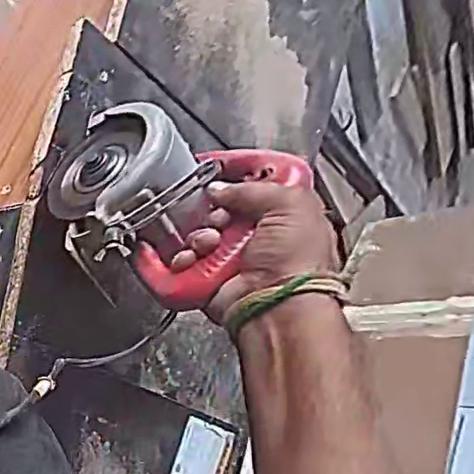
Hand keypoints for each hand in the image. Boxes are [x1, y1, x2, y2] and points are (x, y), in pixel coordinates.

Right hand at [181, 180, 341, 324]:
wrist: (274, 306)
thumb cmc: (297, 263)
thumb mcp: (291, 206)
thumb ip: (255, 188)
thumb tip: (220, 188)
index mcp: (282, 214)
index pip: (254, 184)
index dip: (236, 173)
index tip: (215, 168)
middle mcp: (253, 235)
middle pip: (217, 209)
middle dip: (211, 209)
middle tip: (218, 218)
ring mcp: (227, 258)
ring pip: (195, 235)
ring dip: (196, 237)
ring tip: (206, 245)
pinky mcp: (205, 279)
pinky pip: (178, 264)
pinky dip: (176, 260)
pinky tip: (186, 261)